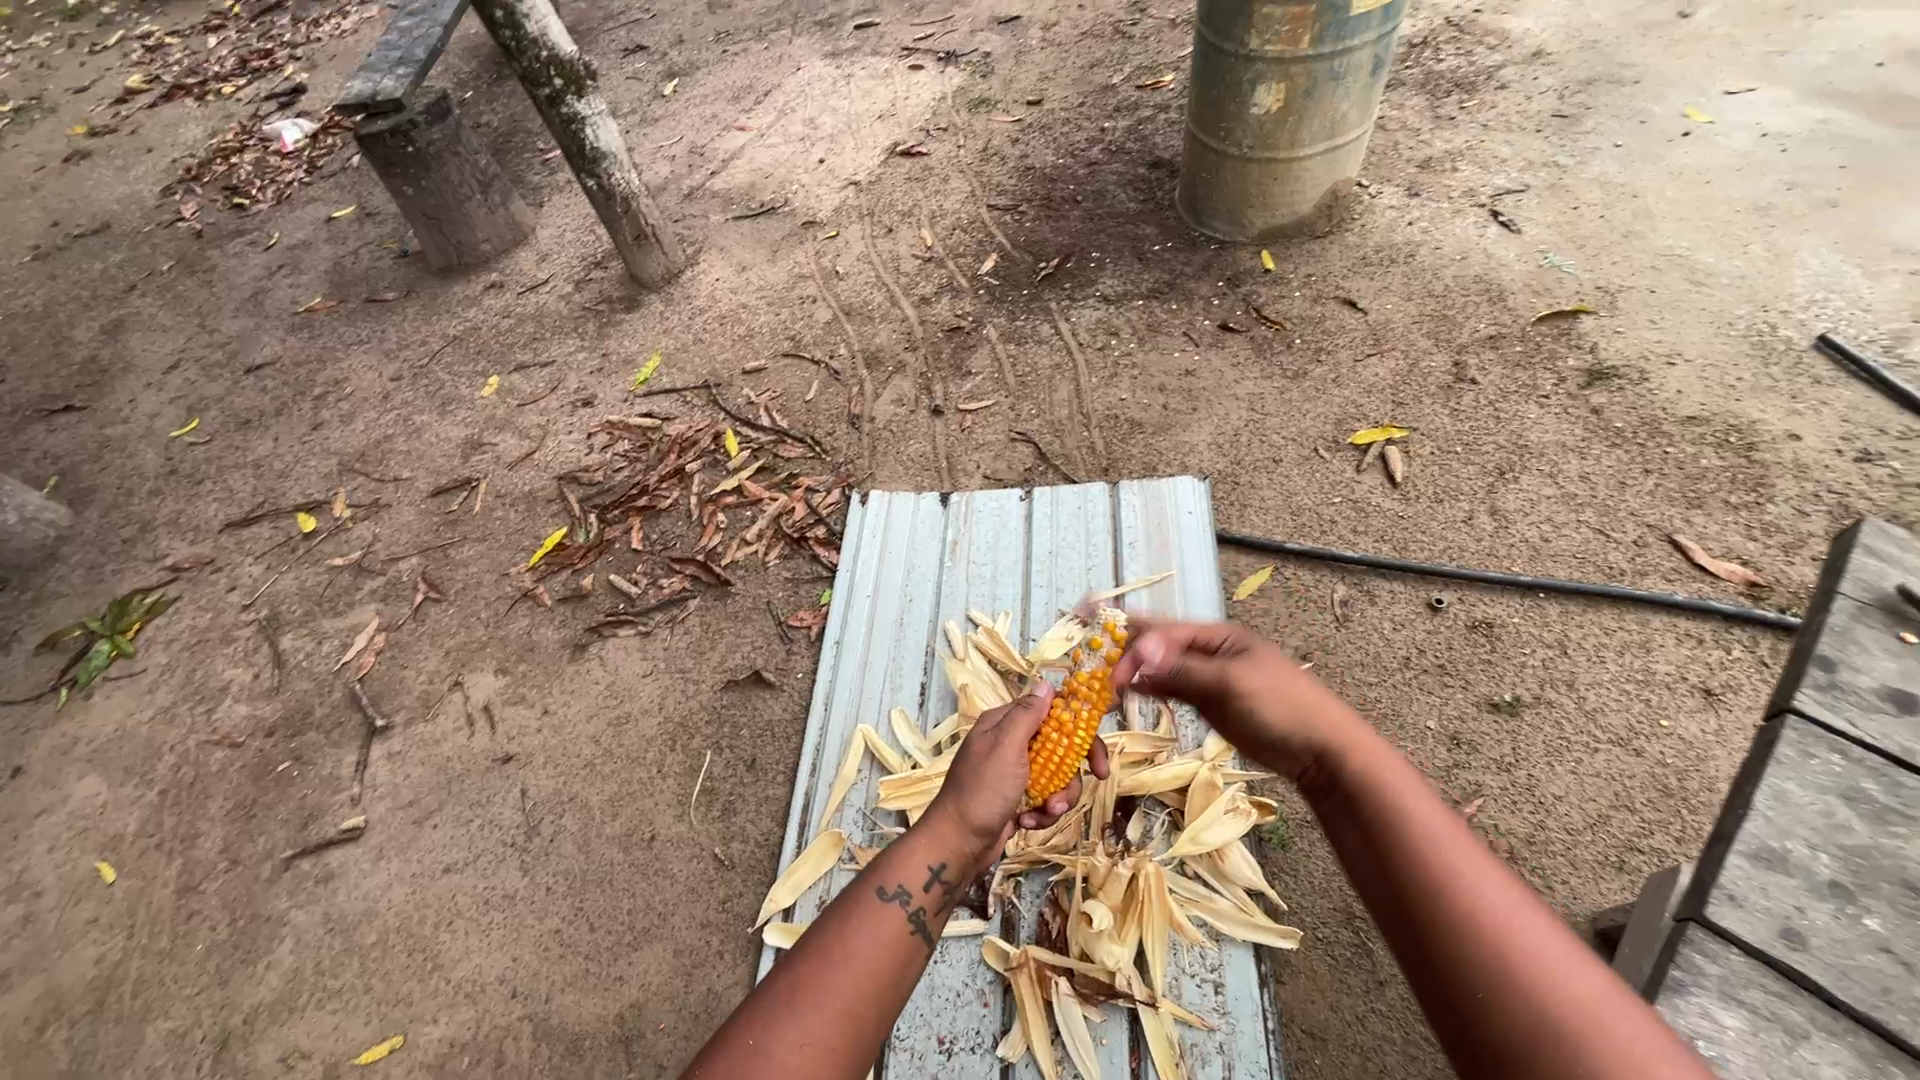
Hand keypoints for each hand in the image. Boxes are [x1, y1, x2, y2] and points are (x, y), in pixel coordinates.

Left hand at [926, 682, 1111, 861]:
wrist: (958, 843)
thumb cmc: (981, 791)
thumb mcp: (1005, 746)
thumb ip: (1027, 715)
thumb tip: (1046, 683)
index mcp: (1005, 724)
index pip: (1051, 713)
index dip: (1078, 728)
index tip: (1096, 749)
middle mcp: (1010, 744)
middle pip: (1060, 747)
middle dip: (1073, 769)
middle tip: (1097, 778)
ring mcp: (1014, 773)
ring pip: (1057, 777)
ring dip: (1058, 796)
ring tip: (1046, 811)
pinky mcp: (1018, 799)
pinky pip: (1045, 799)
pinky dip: (1042, 812)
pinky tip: (1026, 822)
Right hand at [1109, 618, 1362, 782]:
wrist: (1321, 750)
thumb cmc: (1281, 707)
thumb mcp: (1230, 684)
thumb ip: (1183, 670)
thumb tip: (1137, 656)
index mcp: (1219, 636)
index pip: (1167, 633)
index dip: (1136, 646)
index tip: (1111, 669)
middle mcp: (1210, 651)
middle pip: (1162, 643)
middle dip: (1129, 644)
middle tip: (1093, 647)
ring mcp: (1209, 677)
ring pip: (1163, 666)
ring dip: (1136, 667)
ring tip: (1103, 669)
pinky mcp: (1210, 702)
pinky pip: (1172, 688)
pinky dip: (1151, 687)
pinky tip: (1131, 689)